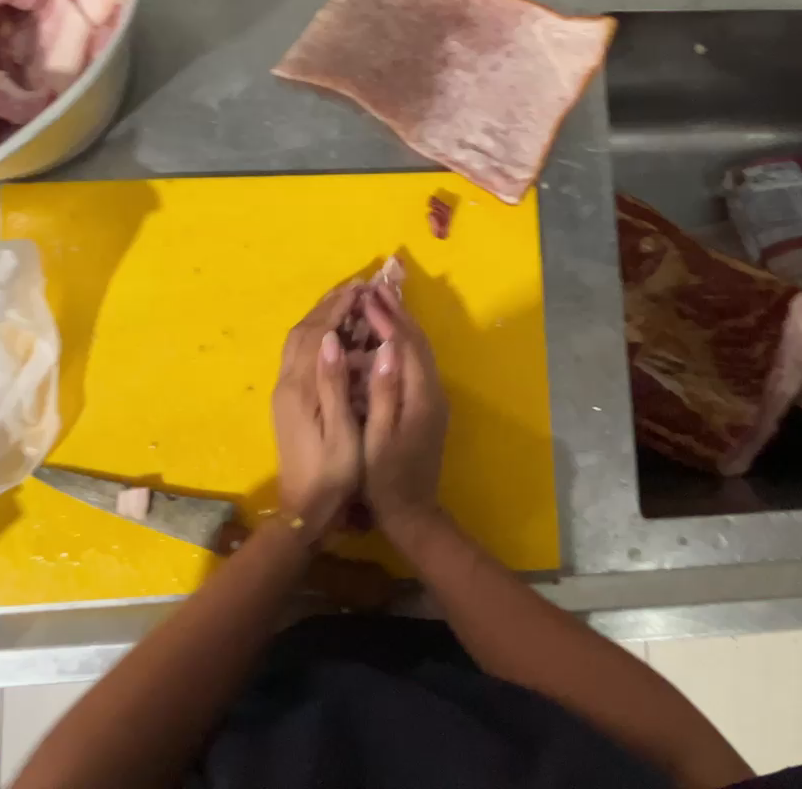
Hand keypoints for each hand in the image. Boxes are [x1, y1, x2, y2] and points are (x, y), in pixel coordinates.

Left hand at [270, 284, 364, 533]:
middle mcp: (287, 384)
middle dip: (327, 305)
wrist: (304, 509)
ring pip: (297, 340)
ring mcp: (284, 392)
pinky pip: (298, 354)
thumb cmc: (332, 475)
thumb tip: (333, 340)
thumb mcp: (341, 433)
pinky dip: (315, 334)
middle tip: (355, 286)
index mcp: (301, 390)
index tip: (360, 287)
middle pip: (302, 331)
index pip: (318, 334)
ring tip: (345, 302)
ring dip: (319, 317)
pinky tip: (333, 335)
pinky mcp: (287, 400)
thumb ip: (334, 385)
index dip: (338, 308)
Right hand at [360, 285, 449, 530]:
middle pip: (418, 342)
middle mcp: (434, 392)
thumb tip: (387, 349)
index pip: (406, 345)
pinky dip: (404, 343)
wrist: (412, 512)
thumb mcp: (378, 438)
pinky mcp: (429, 406)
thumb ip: (384, 392)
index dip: (388, 318)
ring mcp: (434, 399)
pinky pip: (418, 363)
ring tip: (380, 304)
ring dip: (402, 326)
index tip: (367, 296)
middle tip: (374, 289)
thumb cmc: (385, 478)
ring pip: (421, 351)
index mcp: (421, 397)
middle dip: (397, 313)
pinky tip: (388, 339)